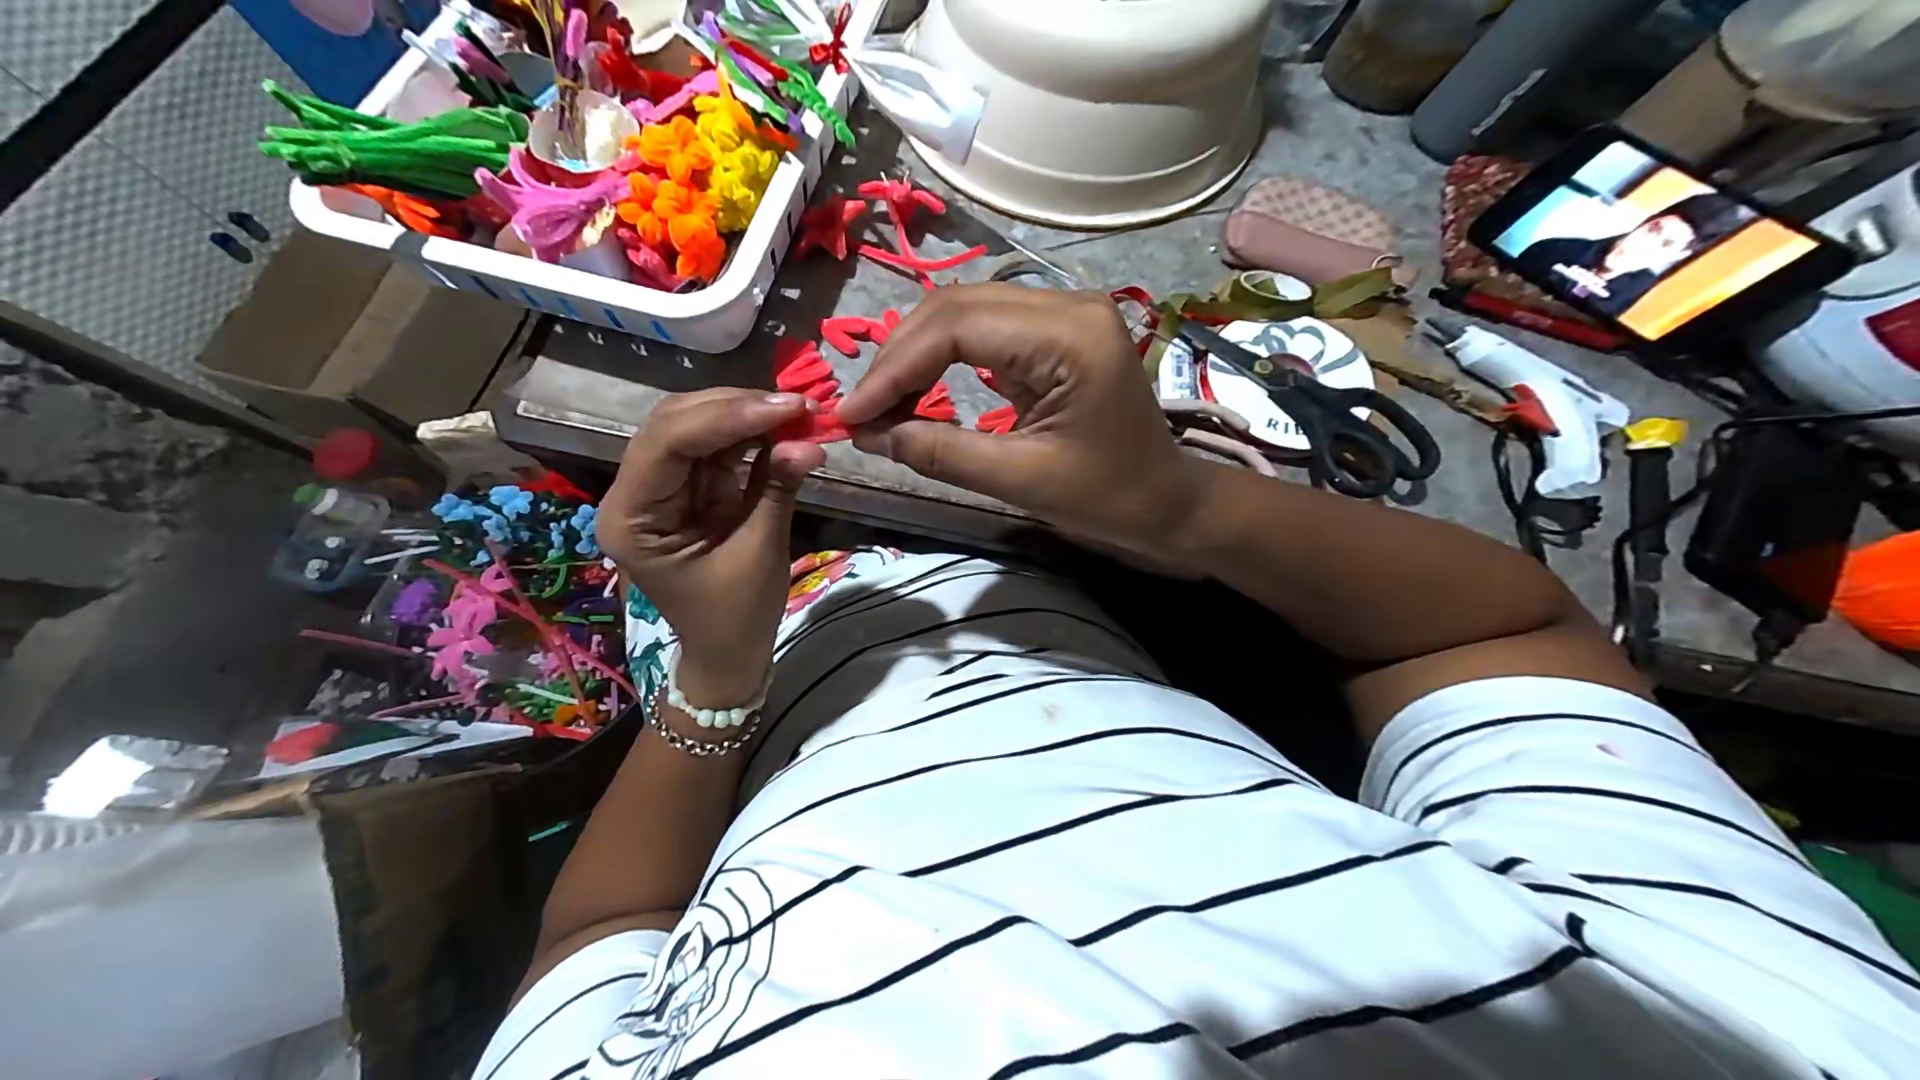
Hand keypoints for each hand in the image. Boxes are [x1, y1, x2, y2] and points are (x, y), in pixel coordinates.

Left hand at [597, 389, 824, 703]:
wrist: (729, 653)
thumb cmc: (736, 617)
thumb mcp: (759, 554)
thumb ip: (777, 490)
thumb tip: (810, 441)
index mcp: (632, 518)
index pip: (669, 444)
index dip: (728, 417)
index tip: (788, 408)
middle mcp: (635, 494)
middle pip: (675, 425)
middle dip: (737, 409)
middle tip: (797, 406)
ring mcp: (660, 489)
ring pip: (695, 428)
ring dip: (747, 416)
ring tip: (797, 414)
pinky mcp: (688, 490)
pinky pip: (716, 449)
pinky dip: (751, 436)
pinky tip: (783, 429)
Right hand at [838, 285, 1198, 554]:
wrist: (1164, 501)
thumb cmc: (1107, 497)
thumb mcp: (1019, 481)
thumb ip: (940, 452)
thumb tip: (868, 435)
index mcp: (1070, 335)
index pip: (957, 326)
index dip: (895, 368)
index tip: (853, 414)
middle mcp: (1066, 304)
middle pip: (954, 307)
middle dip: (898, 358)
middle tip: (861, 412)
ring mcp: (1062, 312)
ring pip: (962, 313)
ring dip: (913, 356)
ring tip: (881, 406)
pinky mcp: (1053, 331)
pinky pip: (981, 330)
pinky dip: (940, 359)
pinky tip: (916, 391)